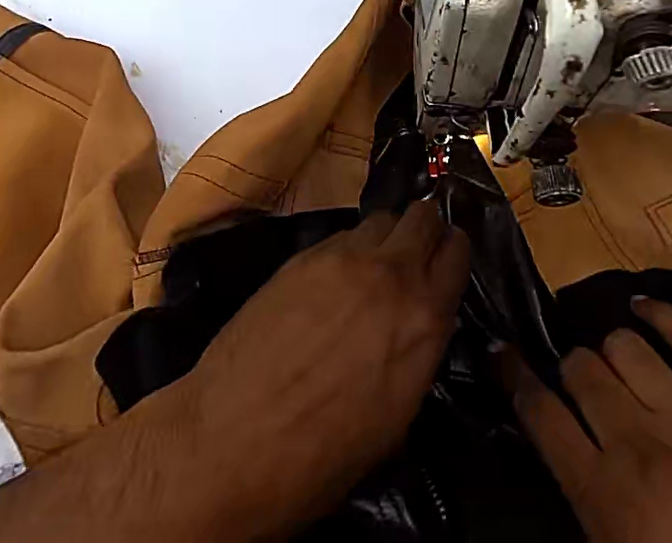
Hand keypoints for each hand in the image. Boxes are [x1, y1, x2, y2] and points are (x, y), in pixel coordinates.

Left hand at [0, 203, 469, 542]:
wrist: (213, 451)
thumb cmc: (306, 458)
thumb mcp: (378, 415)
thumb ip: (400, 351)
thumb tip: (411, 319)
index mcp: (407, 329)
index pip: (449, 258)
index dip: (455, 243)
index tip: (459, 231)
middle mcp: (375, 282)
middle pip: (420, 228)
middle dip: (431, 222)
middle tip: (435, 215)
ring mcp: (333, 264)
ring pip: (383, 220)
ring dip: (394, 223)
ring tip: (396, 225)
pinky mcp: (295, 261)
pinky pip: (345, 232)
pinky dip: (359, 235)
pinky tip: (353, 245)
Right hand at [510, 298, 671, 542]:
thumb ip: (594, 519)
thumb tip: (574, 480)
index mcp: (608, 497)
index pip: (541, 415)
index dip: (515, 377)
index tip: (504, 356)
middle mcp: (641, 446)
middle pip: (580, 371)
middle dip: (569, 368)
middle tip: (570, 376)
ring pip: (625, 348)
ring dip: (609, 348)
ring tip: (607, 354)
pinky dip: (668, 316)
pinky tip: (647, 306)